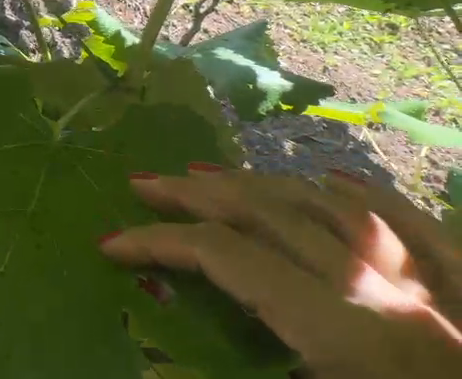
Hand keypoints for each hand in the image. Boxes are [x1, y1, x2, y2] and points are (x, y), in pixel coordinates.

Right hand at [100, 166, 461, 378]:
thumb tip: (157, 358)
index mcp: (351, 337)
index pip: (225, 258)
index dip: (157, 243)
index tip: (109, 245)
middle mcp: (393, 295)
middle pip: (273, 214)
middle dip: (198, 194)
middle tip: (143, 184)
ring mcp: (447, 290)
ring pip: (340, 208)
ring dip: (265, 185)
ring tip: (214, 177)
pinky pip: (426, 229)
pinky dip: (372, 198)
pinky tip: (333, 181)